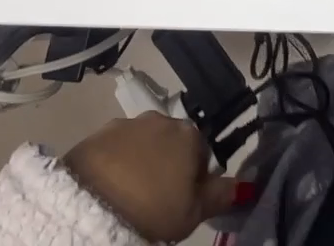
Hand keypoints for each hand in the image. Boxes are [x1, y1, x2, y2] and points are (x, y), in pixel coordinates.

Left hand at [62, 112, 235, 242]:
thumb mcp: (193, 214)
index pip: (201, 153)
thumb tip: (243, 185)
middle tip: (155, 197)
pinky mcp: (97, 133)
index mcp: (189, 134)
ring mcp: (127, 124)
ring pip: (142, 143)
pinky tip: (108, 186)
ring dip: (141, 161)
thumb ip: (220, 194)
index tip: (180, 200)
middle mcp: (161, 120)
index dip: (193, 179)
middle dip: (167, 164)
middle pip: (171, 143)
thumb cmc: (152, 211)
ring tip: (130, 193)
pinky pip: (114, 148)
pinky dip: (115, 162)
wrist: (90, 209)